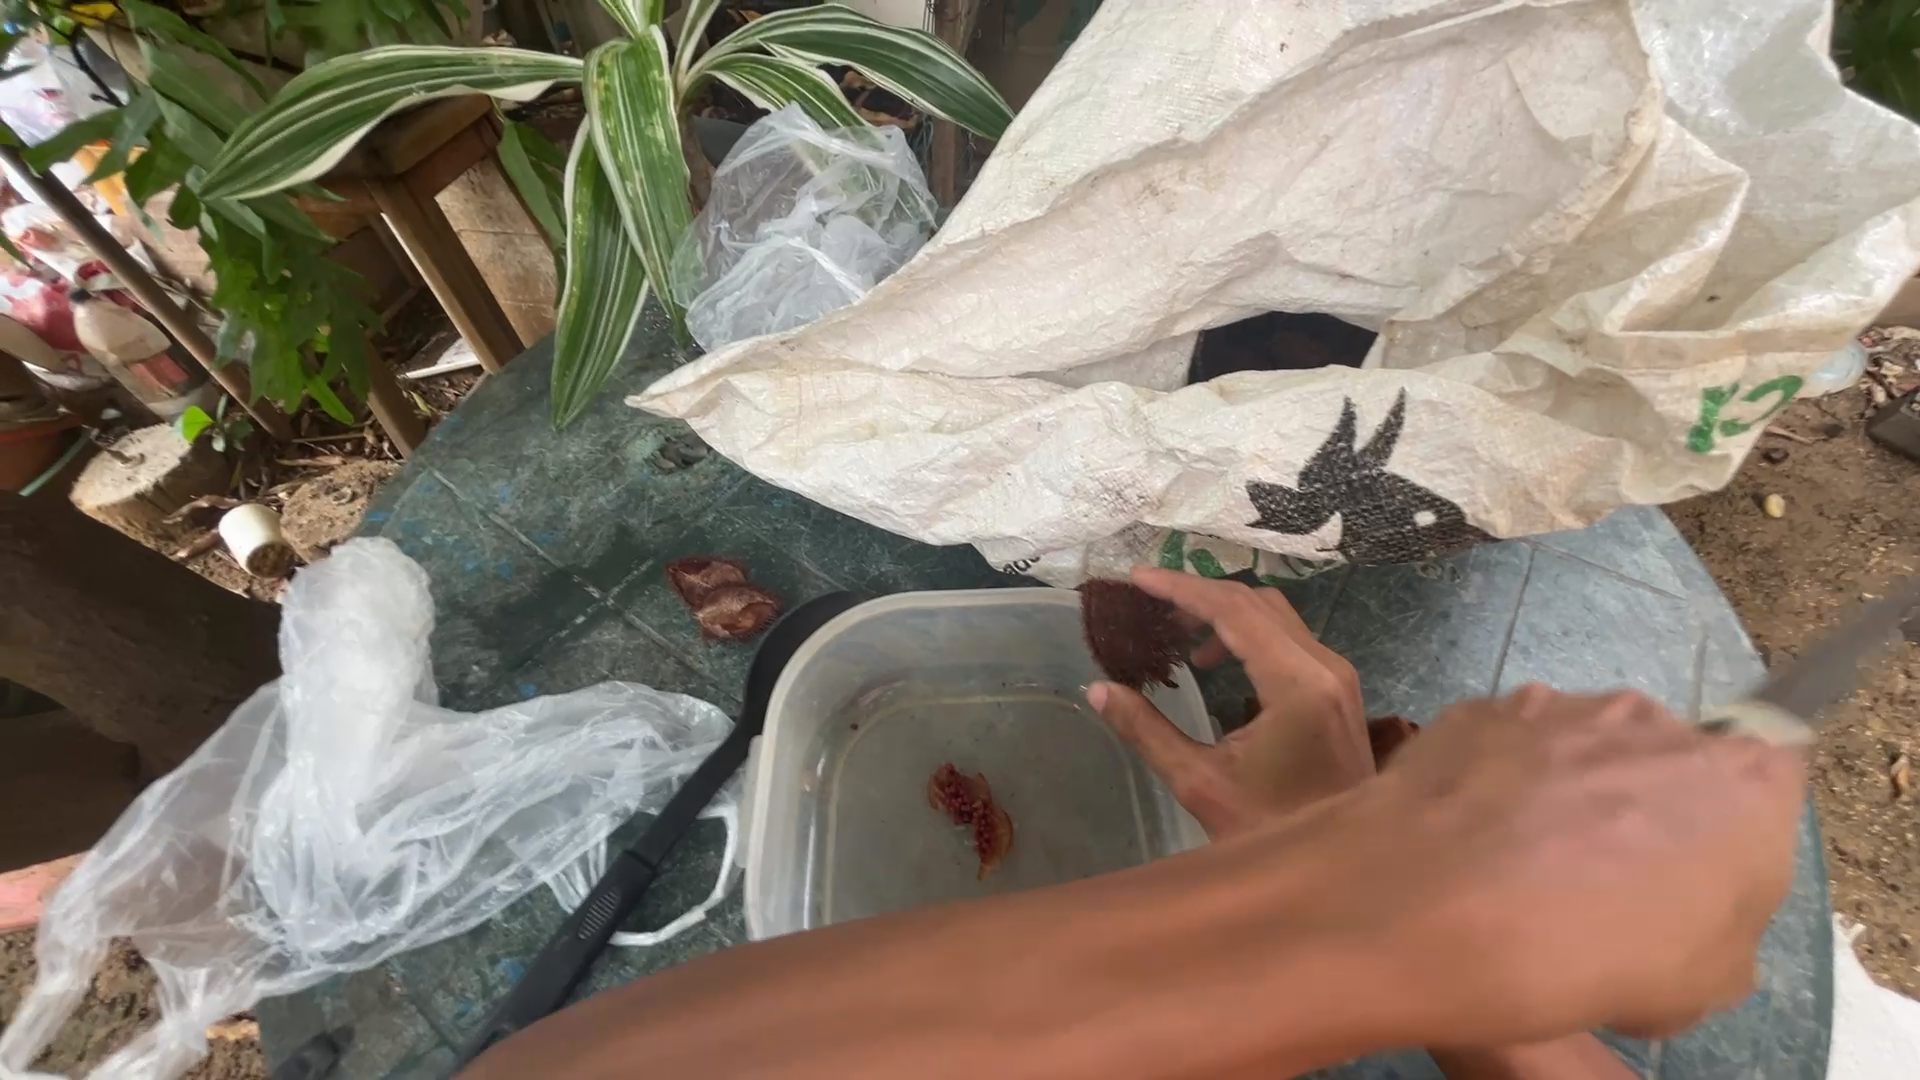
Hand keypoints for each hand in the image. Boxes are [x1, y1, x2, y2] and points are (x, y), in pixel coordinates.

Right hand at [1085, 567, 1372, 838]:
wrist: (1348, 871)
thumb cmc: (1271, 830)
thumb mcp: (1199, 782)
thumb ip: (1145, 729)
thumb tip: (1098, 689)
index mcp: (1295, 684)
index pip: (1232, 609)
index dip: (1180, 588)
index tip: (1137, 579)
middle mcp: (1324, 666)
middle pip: (1254, 601)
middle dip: (1196, 593)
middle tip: (1147, 599)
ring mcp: (1336, 676)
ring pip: (1272, 614)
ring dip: (1220, 611)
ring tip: (1173, 631)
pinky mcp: (1335, 689)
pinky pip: (1284, 636)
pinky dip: (1242, 631)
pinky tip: (1210, 660)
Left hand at [1341, 685, 1804, 1043]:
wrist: (1450, 899)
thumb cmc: (1605, 948)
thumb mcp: (1710, 971)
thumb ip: (1712, 902)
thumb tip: (1674, 888)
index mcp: (1739, 779)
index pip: (1758, 780)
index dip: (1717, 819)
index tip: (1685, 855)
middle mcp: (1643, 720)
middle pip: (1649, 752)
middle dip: (1627, 793)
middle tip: (1589, 855)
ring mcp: (1543, 703)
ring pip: (1563, 739)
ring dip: (1547, 776)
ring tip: (1509, 839)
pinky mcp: (1465, 708)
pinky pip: (1491, 738)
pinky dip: (1482, 768)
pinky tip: (1460, 816)